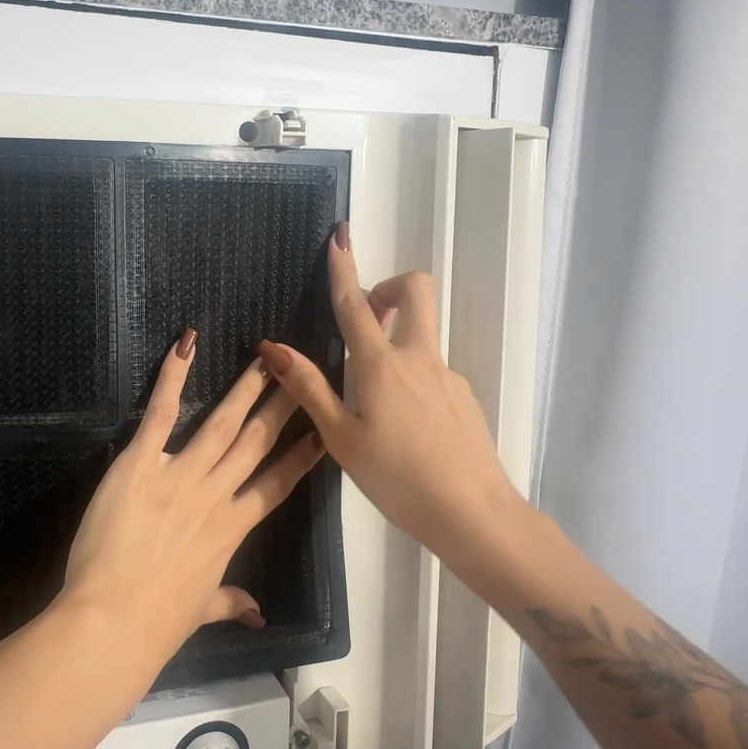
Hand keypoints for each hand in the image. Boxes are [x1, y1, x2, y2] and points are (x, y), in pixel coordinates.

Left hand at [60, 330, 325, 655]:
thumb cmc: (157, 623)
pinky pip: (162, 414)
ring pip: (222, 423)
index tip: (322, 431)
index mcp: (232, 528)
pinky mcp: (140, 464)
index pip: (276, 485)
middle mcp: (214, 495)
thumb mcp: (202, 611)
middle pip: (256, 443)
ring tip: (263, 358)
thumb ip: (231, 602)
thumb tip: (257, 614)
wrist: (113, 622)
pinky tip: (185, 346)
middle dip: (281, 406)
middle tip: (299, 374)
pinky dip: (172, 379)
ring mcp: (180, 475)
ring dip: (245, 388)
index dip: (300, 457)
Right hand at [257, 225, 531, 567]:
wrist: (473, 513)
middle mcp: (418, 359)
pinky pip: (432, 372)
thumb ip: (310, 388)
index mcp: (381, 366)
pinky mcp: (464, 398)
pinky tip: (404, 429)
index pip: (355, 305)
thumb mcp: (341, 437)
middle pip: (415, 291)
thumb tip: (274, 348)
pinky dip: (411, 378)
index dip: (343, 267)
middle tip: (368, 316)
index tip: (340, 234)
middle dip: (390, 286)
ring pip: (421, 335)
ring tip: (373, 398)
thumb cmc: (397, 477)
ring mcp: (447, 376)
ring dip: (397, 338)